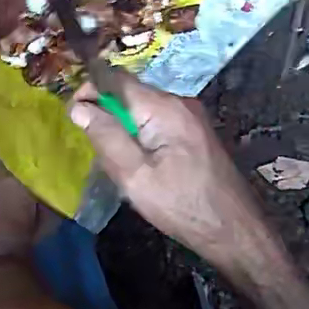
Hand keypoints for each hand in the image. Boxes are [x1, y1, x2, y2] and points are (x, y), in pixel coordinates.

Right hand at [71, 72, 285, 278]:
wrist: (235, 230)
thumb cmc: (182, 206)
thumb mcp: (135, 177)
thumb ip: (106, 138)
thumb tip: (79, 107)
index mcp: (163, 108)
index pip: (116, 78)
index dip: (89, 89)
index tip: (73, 114)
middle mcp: (179, 102)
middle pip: (130, 92)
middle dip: (106, 112)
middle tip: (94, 146)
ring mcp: (191, 116)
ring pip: (142, 108)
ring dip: (123, 125)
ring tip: (117, 160)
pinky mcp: (196, 132)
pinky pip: (158, 121)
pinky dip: (140, 134)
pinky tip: (141, 164)